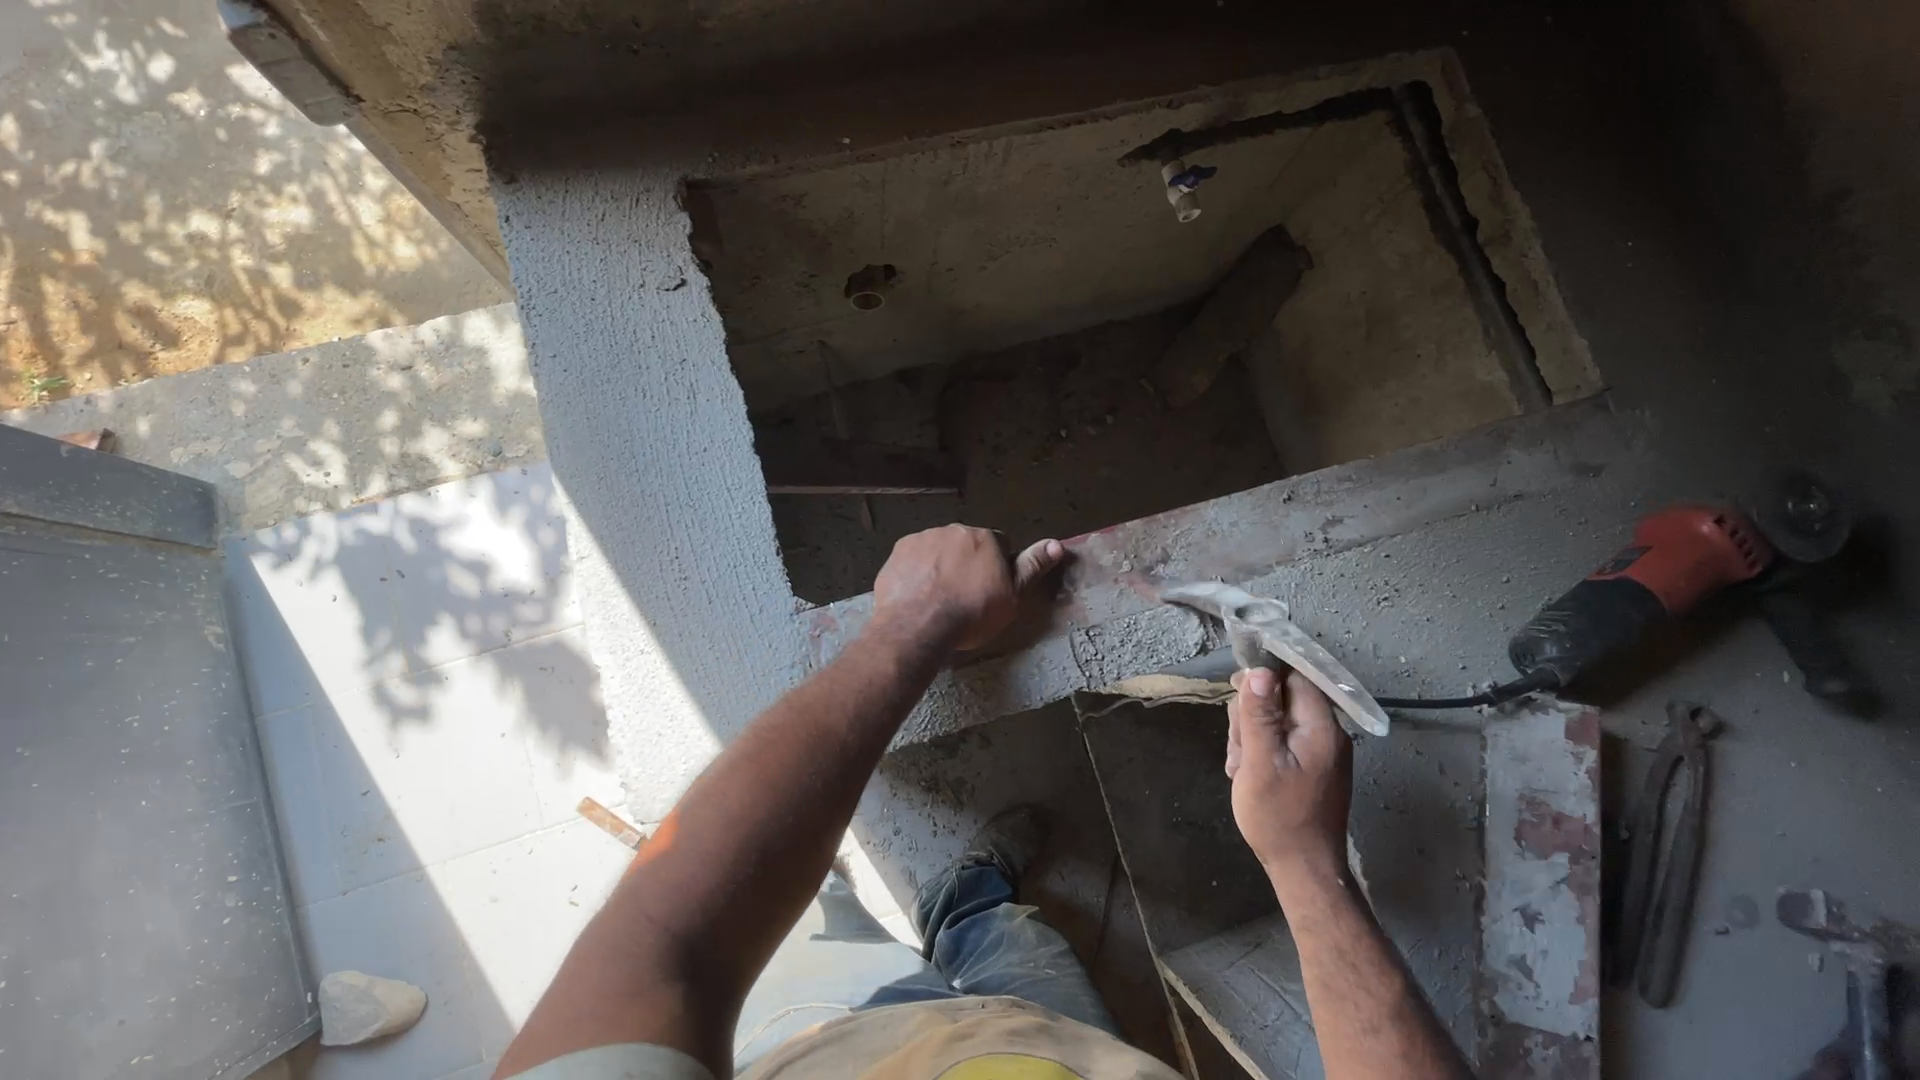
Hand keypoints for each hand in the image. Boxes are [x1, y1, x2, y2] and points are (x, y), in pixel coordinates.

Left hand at [869, 525, 1065, 651]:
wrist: (918, 626)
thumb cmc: (970, 615)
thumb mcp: (1012, 597)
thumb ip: (1032, 567)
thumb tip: (1056, 544)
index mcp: (985, 538)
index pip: (998, 545)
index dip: (996, 567)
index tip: (989, 589)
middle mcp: (954, 530)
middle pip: (966, 545)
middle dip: (966, 563)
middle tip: (963, 596)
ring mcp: (923, 538)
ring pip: (938, 549)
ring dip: (941, 565)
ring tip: (938, 597)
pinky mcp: (899, 551)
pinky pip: (914, 557)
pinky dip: (917, 571)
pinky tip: (918, 594)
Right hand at [1225, 668, 1352, 876]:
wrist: (1302, 869)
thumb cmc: (1279, 816)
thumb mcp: (1260, 762)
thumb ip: (1259, 715)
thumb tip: (1259, 671)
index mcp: (1322, 728)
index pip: (1294, 677)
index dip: (1263, 678)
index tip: (1235, 691)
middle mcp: (1327, 734)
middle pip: (1282, 698)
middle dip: (1252, 715)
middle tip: (1240, 747)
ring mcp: (1319, 752)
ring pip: (1275, 720)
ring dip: (1250, 736)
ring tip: (1242, 767)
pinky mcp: (1310, 767)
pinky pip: (1279, 742)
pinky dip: (1259, 752)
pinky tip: (1247, 774)